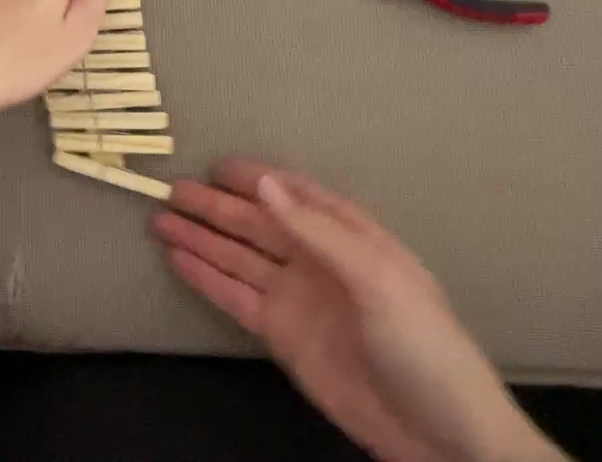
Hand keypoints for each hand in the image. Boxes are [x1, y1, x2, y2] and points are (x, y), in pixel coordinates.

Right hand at [152, 162, 566, 461]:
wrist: (442, 438)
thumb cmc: (422, 346)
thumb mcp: (377, 280)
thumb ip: (316, 230)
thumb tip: (264, 183)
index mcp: (350, 238)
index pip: (295, 196)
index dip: (256, 178)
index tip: (215, 166)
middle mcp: (317, 260)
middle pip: (257, 224)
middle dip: (215, 207)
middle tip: (170, 190)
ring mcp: (296, 297)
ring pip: (238, 257)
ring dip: (200, 237)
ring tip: (159, 219)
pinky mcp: (281, 334)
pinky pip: (235, 296)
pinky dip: (205, 276)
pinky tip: (177, 258)